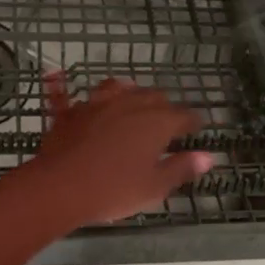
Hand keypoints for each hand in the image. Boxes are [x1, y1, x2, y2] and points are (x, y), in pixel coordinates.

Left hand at [26, 73, 213, 225]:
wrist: (61, 187)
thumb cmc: (115, 189)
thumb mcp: (155, 186)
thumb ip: (181, 168)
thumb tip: (208, 157)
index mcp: (157, 122)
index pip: (183, 116)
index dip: (192, 123)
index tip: (196, 129)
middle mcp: (129, 104)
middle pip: (153, 97)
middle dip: (164, 107)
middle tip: (167, 121)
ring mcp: (96, 104)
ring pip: (117, 88)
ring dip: (128, 92)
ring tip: (131, 98)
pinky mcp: (69, 113)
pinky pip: (64, 95)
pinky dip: (62, 86)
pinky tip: (55, 74)